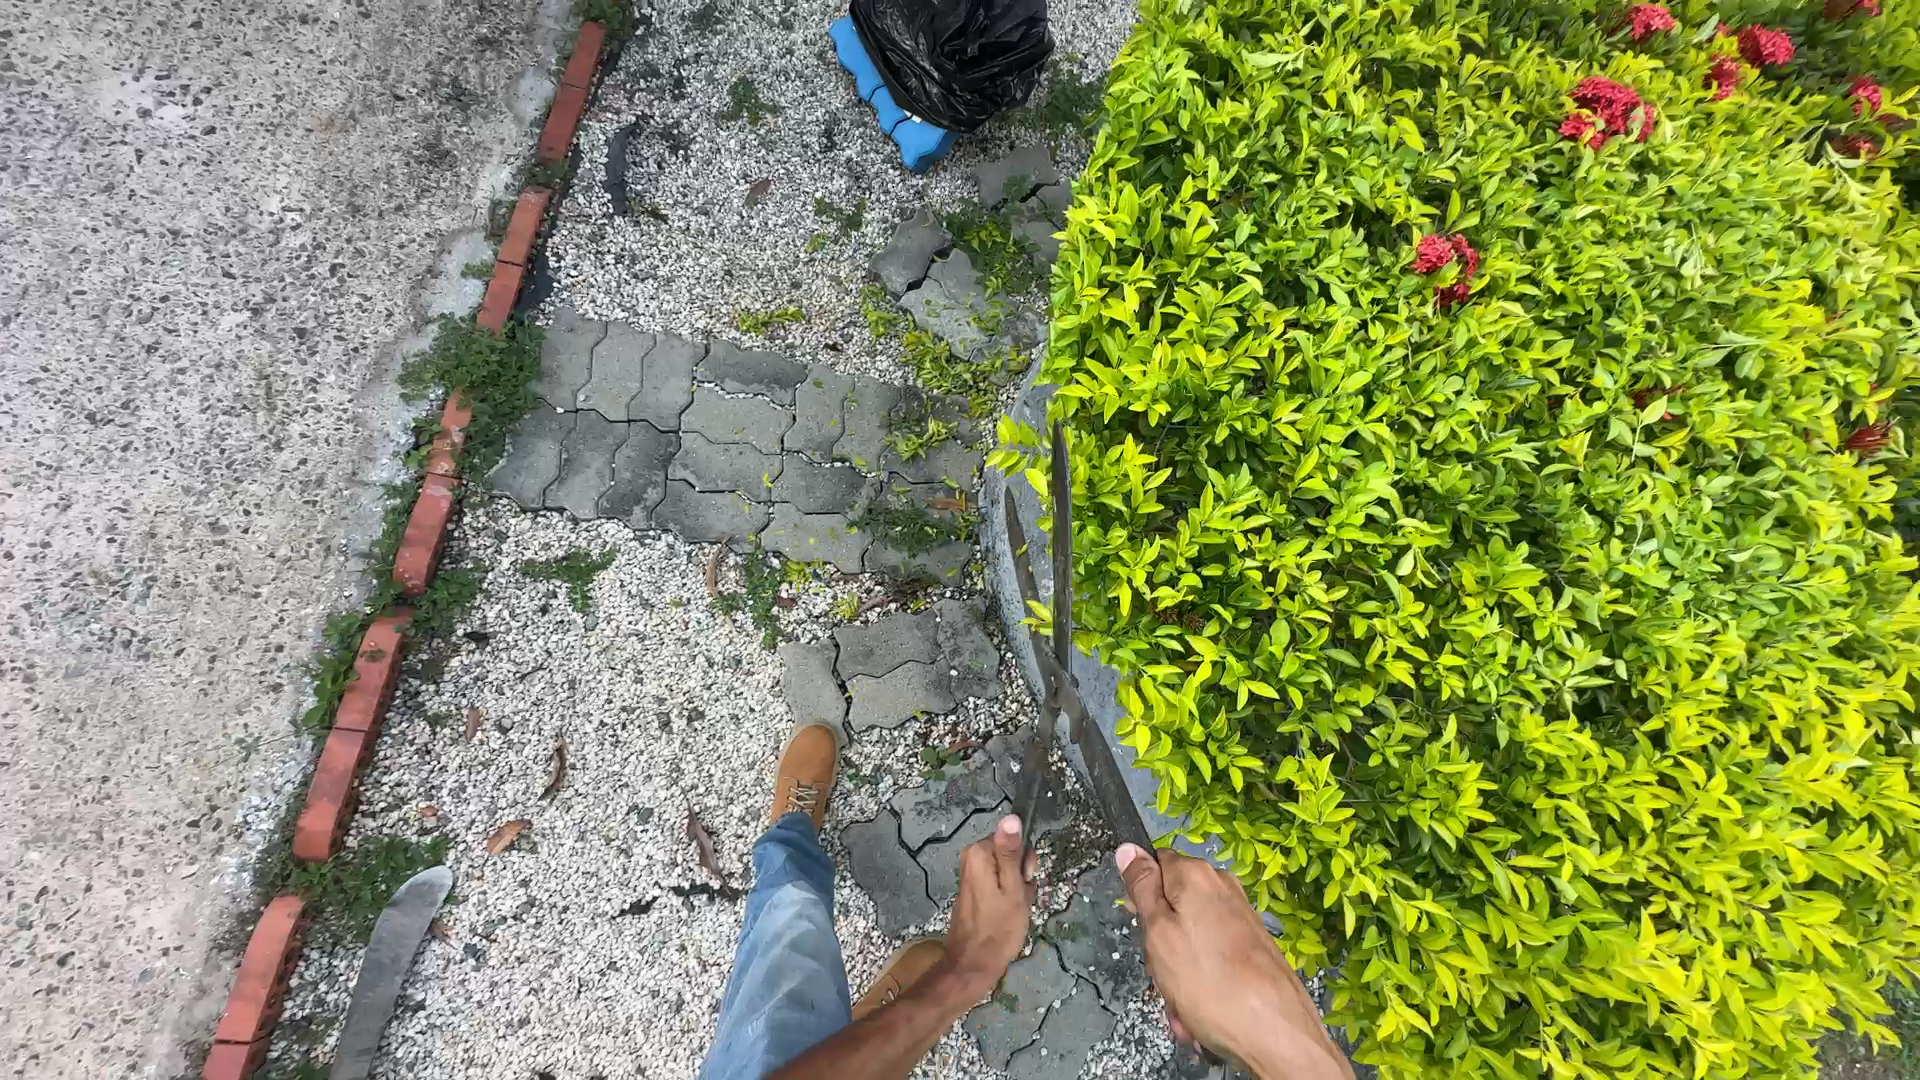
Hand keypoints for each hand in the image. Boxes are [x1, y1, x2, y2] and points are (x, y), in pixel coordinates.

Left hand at [934, 814, 1036, 999]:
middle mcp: (971, 856)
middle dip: (1021, 876)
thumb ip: (1011, 853)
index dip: (1024, 863)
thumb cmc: (998, 929)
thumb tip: (1011, 817)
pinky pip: (998, 883)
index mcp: (980, 852)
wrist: (973, 964)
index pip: (1014, 840)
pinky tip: (1007, 914)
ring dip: (1016, 889)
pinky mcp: (972, 887)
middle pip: (1010, 854)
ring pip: (1006, 870)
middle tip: (1020, 900)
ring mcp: (970, 872)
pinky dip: (1007, 897)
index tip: (1025, 883)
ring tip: (1014, 910)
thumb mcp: (1013, 890)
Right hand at [1117, 844, 1352, 1079]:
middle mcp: (1221, 886)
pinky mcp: (1255, 946)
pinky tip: (1202, 1013)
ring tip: (1183, 1007)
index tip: (1143, 930)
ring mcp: (1241, 917)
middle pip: (1172, 905)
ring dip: (1179, 971)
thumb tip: (1128, 848)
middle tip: (1162, 976)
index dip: (1141, 898)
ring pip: (1191, 936)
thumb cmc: (1211, 983)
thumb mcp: (1158, 932)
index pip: (1152, 865)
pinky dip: (1204, 981)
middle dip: (1161, 944)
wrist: (1280, 1035)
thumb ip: (1141, 887)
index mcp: (1194, 874)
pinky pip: (1214, 956)